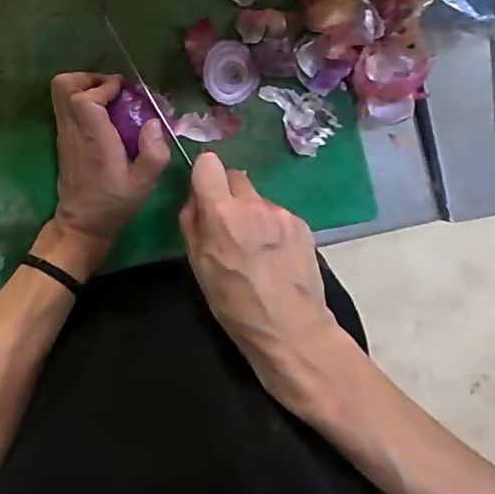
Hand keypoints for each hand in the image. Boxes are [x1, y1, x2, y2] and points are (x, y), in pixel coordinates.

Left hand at [46, 72, 169, 275]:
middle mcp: (73, 131)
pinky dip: (82, 98)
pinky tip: (104, 112)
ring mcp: (64, 132)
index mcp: (94, 140)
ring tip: (109, 96)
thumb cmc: (115, 203)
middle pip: (63, 86)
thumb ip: (154, 152)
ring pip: (59, 92)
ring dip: (84, 85)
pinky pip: (65, 105)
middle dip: (89, 78)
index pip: (83, 100)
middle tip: (113, 88)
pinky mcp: (63, 137)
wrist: (82, 224)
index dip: (103, 86)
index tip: (124, 90)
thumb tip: (153, 121)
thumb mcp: (144, 183)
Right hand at [180, 153, 346, 403]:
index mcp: (222, 212)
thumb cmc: (234, 304)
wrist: (292, 330)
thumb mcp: (198, 265)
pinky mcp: (302, 224)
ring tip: (255, 249)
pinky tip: (275, 255)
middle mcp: (253, 203)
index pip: (209, 162)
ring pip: (257, 198)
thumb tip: (195, 198)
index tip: (204, 193)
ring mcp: (281, 212)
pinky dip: (272, 227)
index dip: (204, 175)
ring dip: (251, 213)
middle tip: (228, 226)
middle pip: (235, 177)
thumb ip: (192, 223)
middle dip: (227, 194)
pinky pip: (277, 215)